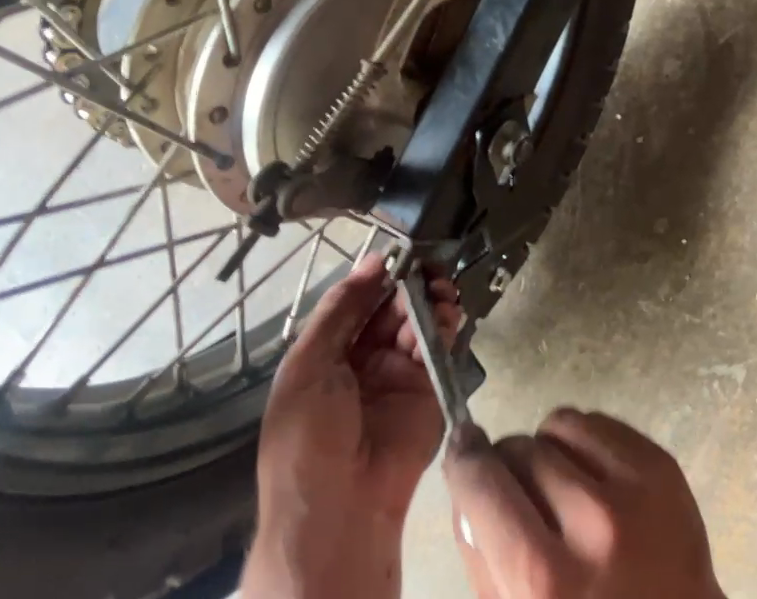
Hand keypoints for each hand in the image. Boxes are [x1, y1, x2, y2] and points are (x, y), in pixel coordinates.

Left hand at [242, 252, 458, 598]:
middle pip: (392, 310)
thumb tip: (372, 261)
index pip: (357, 305)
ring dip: (430, 302)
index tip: (399, 254)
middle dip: (410, 286)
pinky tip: (449, 315)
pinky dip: (447, 326)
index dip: (377, 279)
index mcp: (327, 354)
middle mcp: (364, 359)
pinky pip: (440, 348)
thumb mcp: (307, 366)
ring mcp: (399, 373)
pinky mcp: (430, 387)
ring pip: (419, 324)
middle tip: (428, 271)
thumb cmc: (308, 433)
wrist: (341, 501)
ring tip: (441, 294)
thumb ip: (340, 311)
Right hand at [444, 409, 724, 598]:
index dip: (464, 461)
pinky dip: (584, 439)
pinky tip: (589, 474)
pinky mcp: (663, 463)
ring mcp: (635, 487)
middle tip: (517, 489)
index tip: (462, 449)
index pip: (482, 483)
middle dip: (509, 463)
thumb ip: (479, 549)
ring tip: (556, 481)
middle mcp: (592, 523)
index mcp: (544, 577)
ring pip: (561, 423)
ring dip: (548, 445)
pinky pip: (601, 421)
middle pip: (522, 448)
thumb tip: (466, 472)